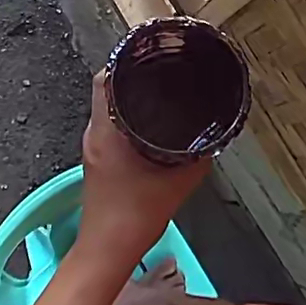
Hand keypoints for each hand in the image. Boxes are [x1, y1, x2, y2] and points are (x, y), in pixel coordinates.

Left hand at [74, 72, 210, 268]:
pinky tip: (147, 117)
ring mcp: (93, 145)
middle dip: (130, 74)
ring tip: (157, 87)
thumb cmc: (135, 216)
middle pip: (105, 88)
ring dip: (127, 94)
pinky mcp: (97, 157)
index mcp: (106, 131)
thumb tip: (212, 136)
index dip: (123, 61)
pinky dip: (125, 113)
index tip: (148, 53)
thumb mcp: (177, 184)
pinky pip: (109, 122)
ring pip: (106, 105)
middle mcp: (94, 132)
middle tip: (159, 66)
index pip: (103, 79)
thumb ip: (197, 158)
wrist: (107, 251)